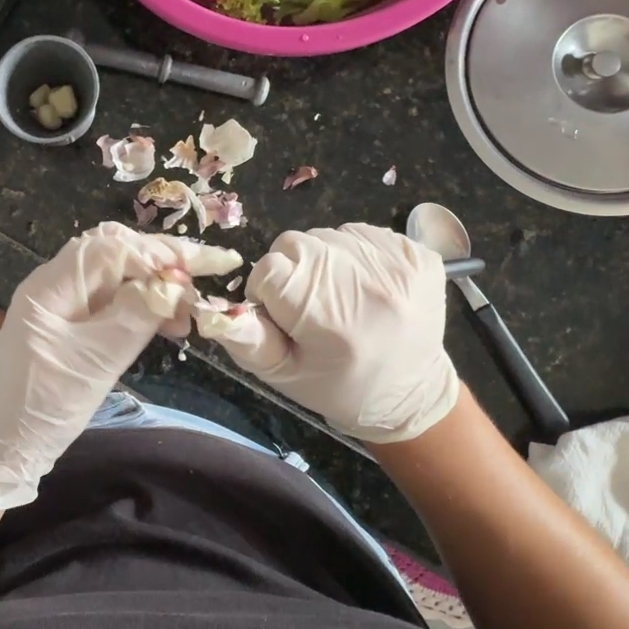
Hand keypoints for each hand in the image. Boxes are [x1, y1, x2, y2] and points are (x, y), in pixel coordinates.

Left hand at [0, 223, 240, 508]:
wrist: (7, 445)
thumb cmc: (44, 405)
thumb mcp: (95, 363)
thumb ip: (133, 317)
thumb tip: (172, 282)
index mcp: (50, 287)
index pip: (109, 248)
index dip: (154, 254)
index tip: (194, 274)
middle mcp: (55, 283)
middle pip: (113, 251)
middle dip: (161, 260)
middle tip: (206, 272)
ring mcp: (63, 302)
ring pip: (117, 273)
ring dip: (156, 284)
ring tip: (189, 310)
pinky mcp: (72, 322)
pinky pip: (112, 299)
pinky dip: (142, 305)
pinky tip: (169, 323)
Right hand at [208, 223, 457, 443]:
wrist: (411, 394)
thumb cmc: (337, 387)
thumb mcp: (283, 375)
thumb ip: (246, 341)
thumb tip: (210, 312)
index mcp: (329, 317)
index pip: (270, 269)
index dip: (267, 291)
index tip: (284, 315)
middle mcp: (366, 284)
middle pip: (296, 244)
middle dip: (293, 270)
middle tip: (311, 305)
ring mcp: (397, 265)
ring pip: (328, 235)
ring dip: (324, 260)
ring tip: (341, 296)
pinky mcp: (418, 254)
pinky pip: (362, 234)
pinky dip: (355, 255)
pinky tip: (366, 287)